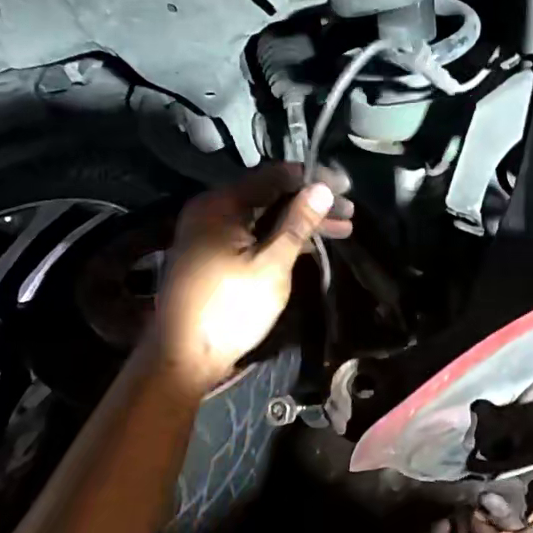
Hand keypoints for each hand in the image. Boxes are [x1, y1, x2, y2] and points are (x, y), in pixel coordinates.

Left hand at [147, 163, 351, 392]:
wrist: (184, 357)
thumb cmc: (229, 309)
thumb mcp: (270, 265)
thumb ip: (297, 223)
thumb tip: (321, 188)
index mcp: (220, 204)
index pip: (273, 176)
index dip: (312, 178)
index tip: (345, 187)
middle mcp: (211, 210)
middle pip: (268, 195)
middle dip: (309, 203)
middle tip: (349, 212)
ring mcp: (210, 234)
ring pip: (263, 217)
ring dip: (299, 222)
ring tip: (342, 229)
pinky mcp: (213, 255)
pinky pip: (252, 235)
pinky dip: (279, 238)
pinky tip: (310, 245)